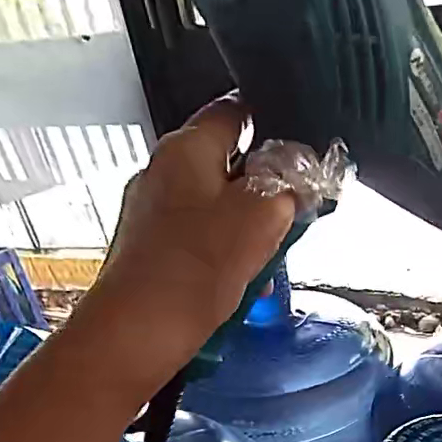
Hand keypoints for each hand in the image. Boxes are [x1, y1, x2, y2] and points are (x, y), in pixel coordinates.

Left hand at [88, 95, 296, 342]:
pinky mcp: (150, 249)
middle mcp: (162, 171)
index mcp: (186, 148)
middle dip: (264, 190)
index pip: (233, 111)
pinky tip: (241, 281)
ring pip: (214, 206)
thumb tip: (296, 179)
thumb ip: (287, 188)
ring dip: (247, 228)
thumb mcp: (262, 217)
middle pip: (227, 165)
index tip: (300, 151)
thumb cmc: (199, 267)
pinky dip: (224, 253)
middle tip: (292, 216)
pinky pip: (198, 239)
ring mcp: (151, 211)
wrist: (142, 330)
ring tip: (269, 259)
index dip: (271, 124)